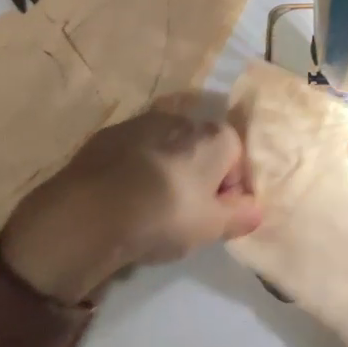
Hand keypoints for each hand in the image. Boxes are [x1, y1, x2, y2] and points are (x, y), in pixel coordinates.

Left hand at [0, 111, 262, 303]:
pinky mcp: (109, 133)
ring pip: (167, 147)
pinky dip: (135, 168)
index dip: (230, 189)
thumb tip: (256, 209)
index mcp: (215, 136)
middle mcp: (183, 119)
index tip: (216, 215)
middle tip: (185, 213)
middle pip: (201, 147)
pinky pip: (134, 151)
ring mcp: (142, 122)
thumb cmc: (165, 215)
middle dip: (198, 175)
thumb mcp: (212, 227)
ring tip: (151, 207)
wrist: (91, 211)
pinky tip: (124, 198)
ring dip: (166, 169)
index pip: (237, 157)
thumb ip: (240, 215)